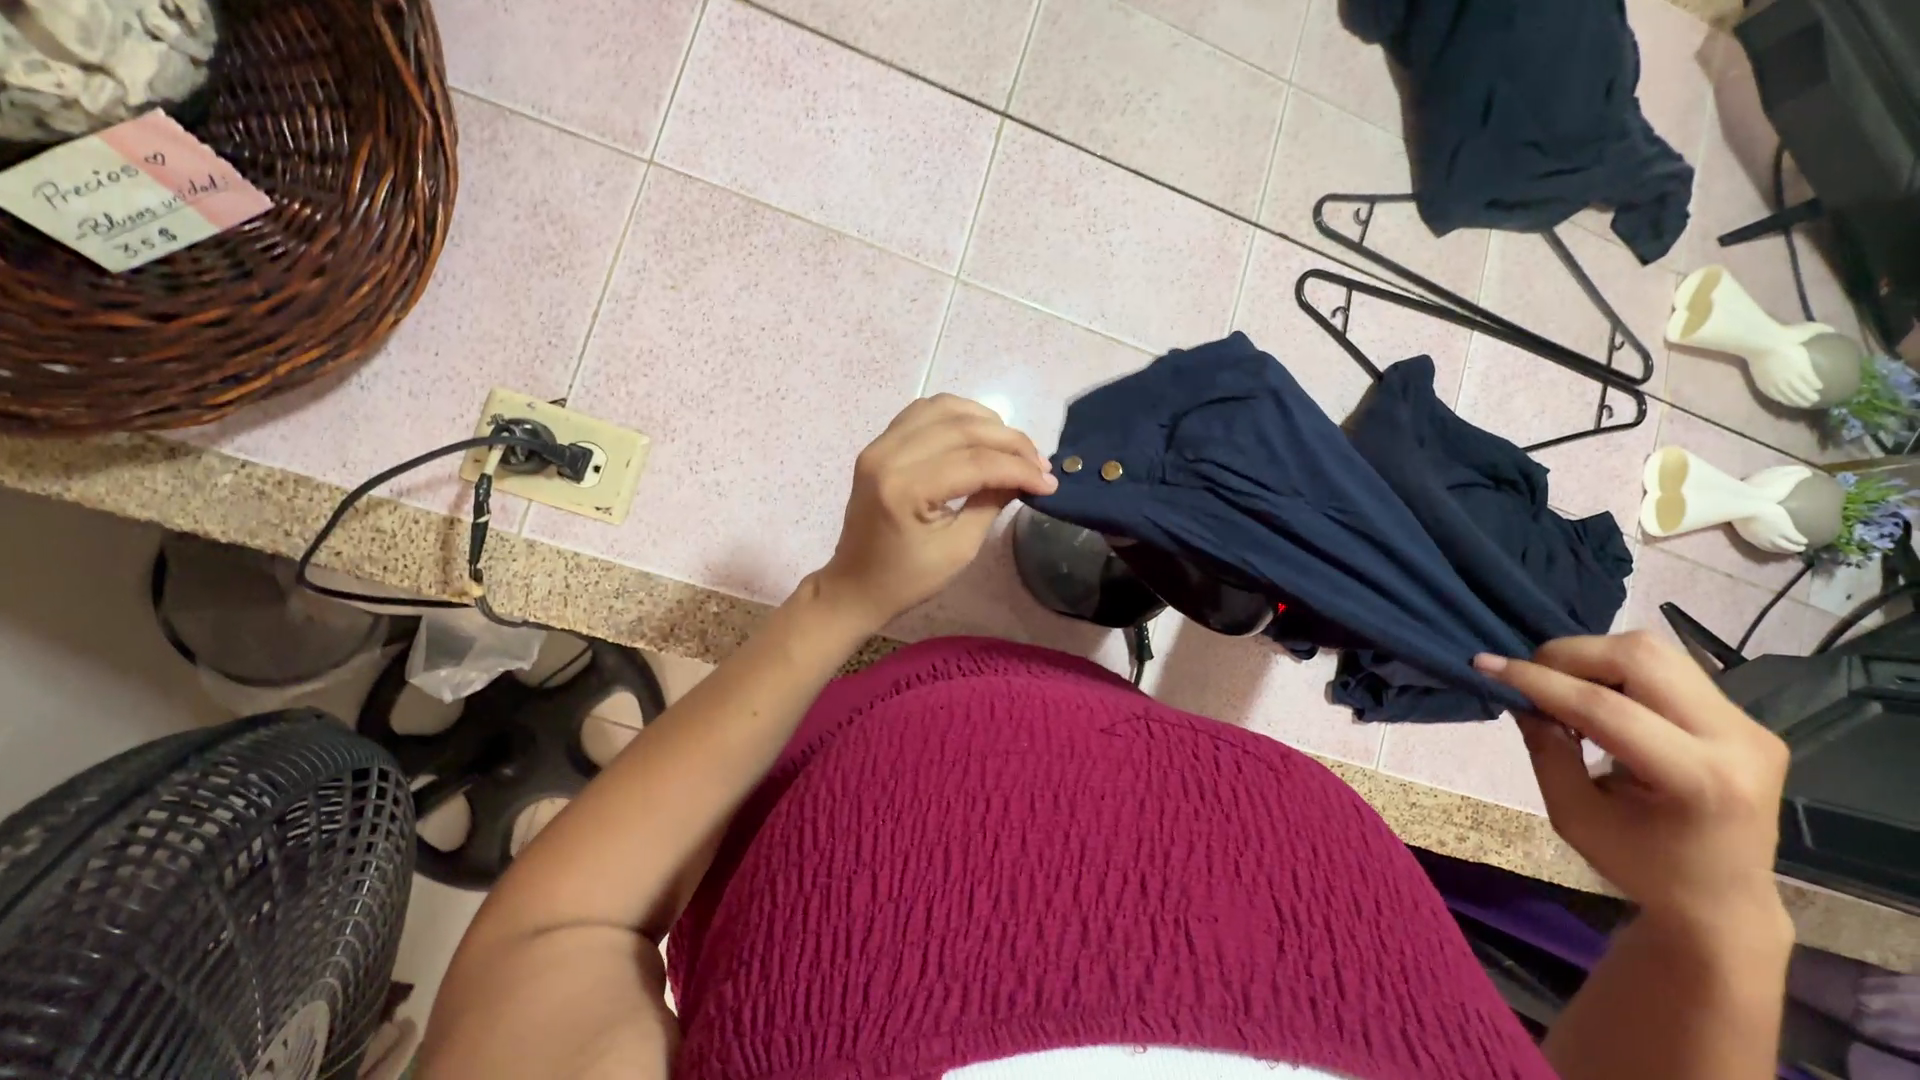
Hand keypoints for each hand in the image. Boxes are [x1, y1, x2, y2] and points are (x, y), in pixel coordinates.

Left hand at [812, 395, 1056, 631]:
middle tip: (1039, 463)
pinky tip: (980, 434)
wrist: (855, 585)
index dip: (1018, 468)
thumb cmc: (907, 579)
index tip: (1049, 482)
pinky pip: (924, 412)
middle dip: (1009, 442)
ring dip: (986, 421)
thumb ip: (992, 502)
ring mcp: (879, 445)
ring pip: (944, 409)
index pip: (975, 462)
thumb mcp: (960, 548)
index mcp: (905, 489)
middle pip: (962, 428)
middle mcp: (888, 456)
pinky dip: (958, 416)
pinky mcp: (878, 444)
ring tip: (1012, 447)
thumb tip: (1026, 475)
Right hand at [1474, 633, 1790, 931]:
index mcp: (1698, 779)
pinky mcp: (1743, 717)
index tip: (1486, 667)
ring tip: (1562, 688)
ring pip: (1656, 652)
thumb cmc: (1641, 866)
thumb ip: (1547, 750)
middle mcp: (1736, 740)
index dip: (1538, 681)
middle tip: (1530, 677)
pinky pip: (1670, 669)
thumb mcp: (1574, 816)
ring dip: (1594, 658)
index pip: (1605, 707)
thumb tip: (1519, 695)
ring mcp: (1748, 724)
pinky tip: (1597, 698)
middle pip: (1641, 658)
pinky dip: (1618, 671)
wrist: (1724, 901)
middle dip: (1570, 656)